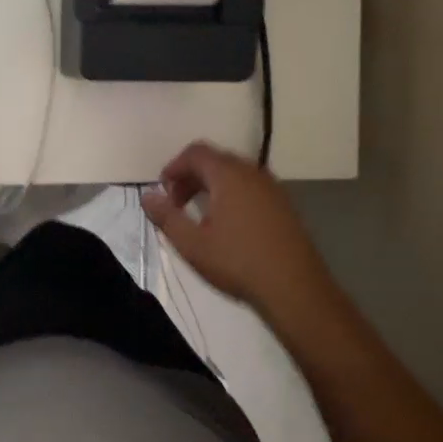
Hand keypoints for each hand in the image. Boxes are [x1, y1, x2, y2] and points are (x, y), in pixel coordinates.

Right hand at [139, 142, 317, 303]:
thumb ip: (166, 216)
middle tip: (177, 204)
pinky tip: (227, 224)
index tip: (163, 191)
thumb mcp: (192, 244)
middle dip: (190, 176)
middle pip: (215, 160)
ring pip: (234, 173)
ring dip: (211, 185)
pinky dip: (231, 193)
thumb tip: (147, 196)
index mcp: (229, 175)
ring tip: (199, 214)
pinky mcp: (284, 205)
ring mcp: (272, 188)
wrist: (295, 289)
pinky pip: (250, 187)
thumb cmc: (238, 263)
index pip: (196, 152)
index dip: (174, 167)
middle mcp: (253, 173)